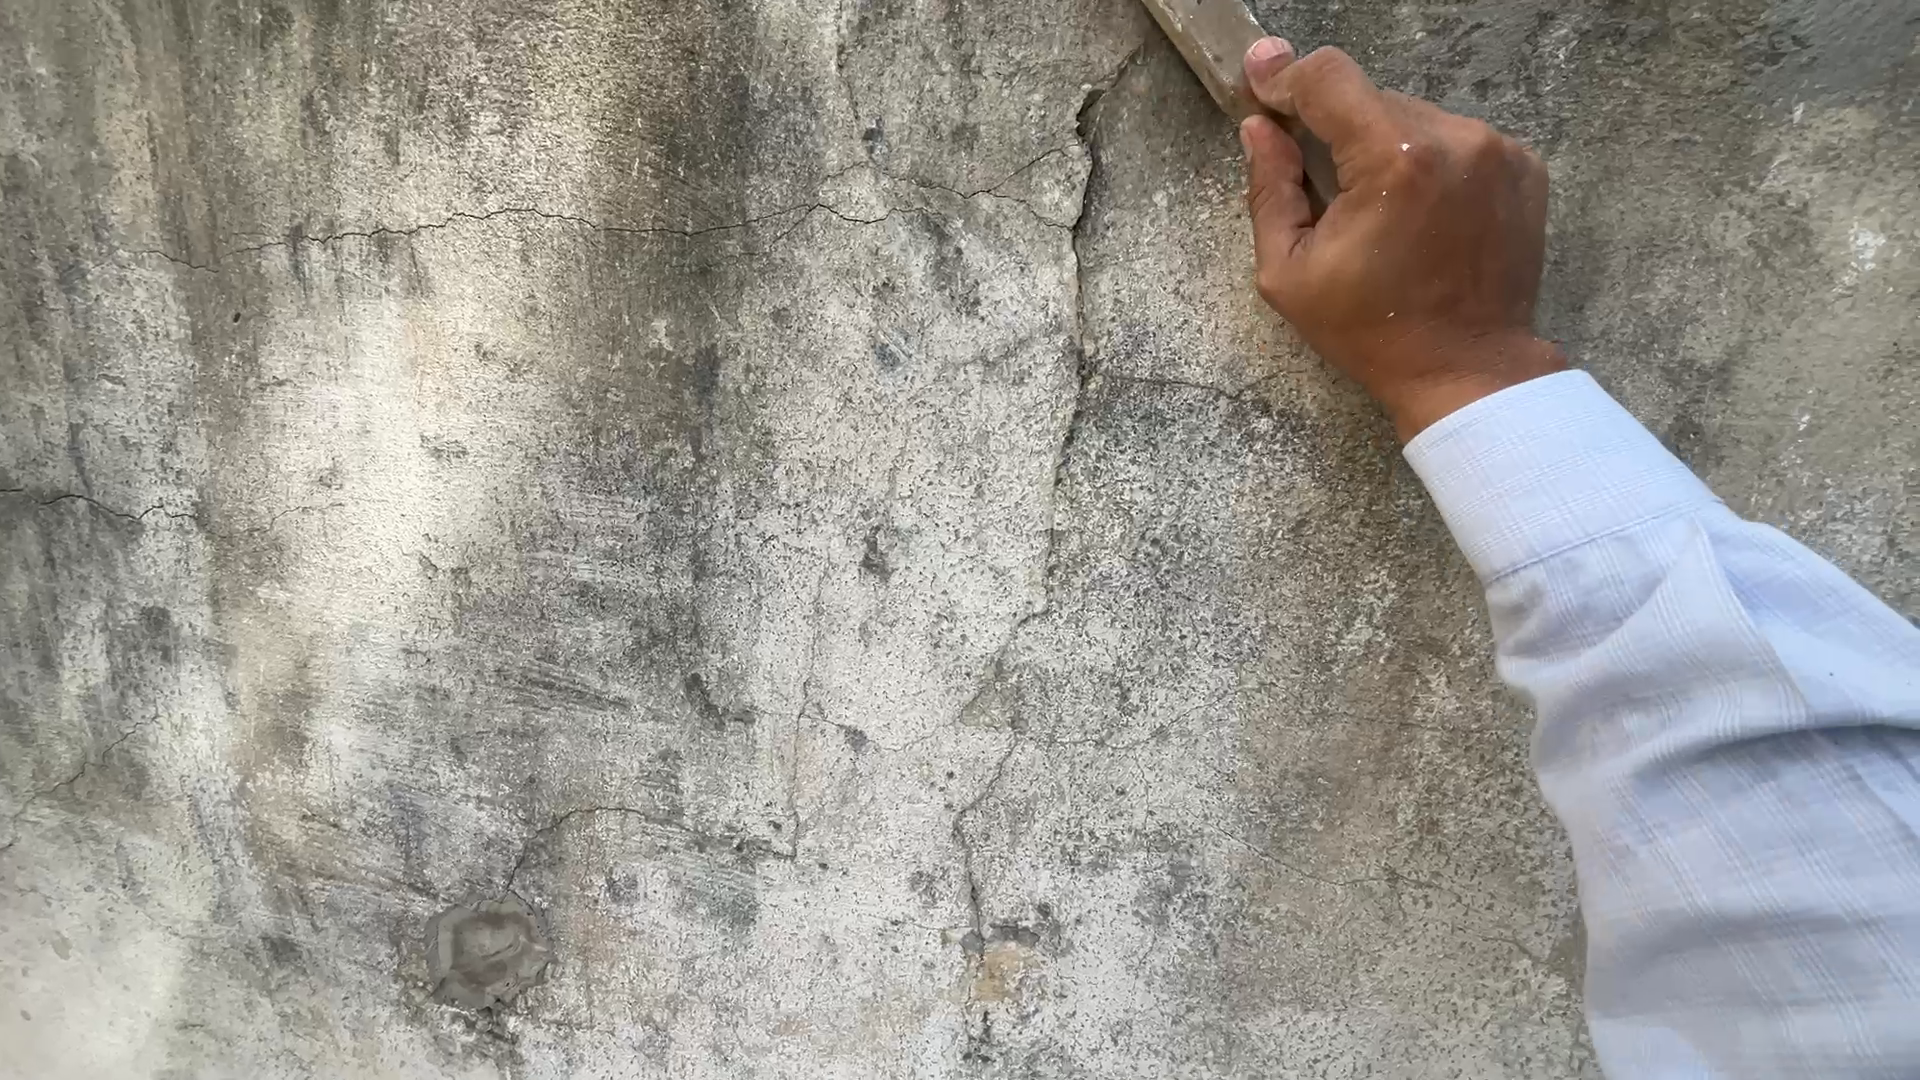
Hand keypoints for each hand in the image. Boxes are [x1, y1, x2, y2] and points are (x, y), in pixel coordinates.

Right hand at [1239, 39, 1564, 439]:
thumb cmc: (1364, 329)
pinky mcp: (1523, 165)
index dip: (1287, 76)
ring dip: (1381, 150)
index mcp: (1392, 162)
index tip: (1259, 76)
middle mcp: (1454, 136)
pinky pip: (1455, 142)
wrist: (1463, 365)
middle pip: (1372, 101)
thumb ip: (1270, 192)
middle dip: (1336, 134)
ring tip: (1377, 217)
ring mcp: (1498, 147)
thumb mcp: (1288, 274)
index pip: (1331, 80)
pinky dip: (1424, 164)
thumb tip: (1258, 129)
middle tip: (1320, 192)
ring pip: (1415, 121)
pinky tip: (1417, 217)